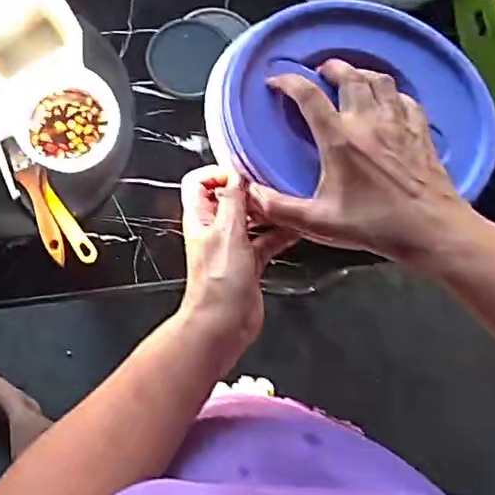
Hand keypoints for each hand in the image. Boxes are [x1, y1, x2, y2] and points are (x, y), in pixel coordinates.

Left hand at [178, 165, 298, 351]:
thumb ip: (234, 203)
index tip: (242, 171)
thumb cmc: (217, 283)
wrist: (223, 323)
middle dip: (247, 189)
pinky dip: (278, 234)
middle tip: (270, 186)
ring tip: (287, 203)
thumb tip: (237, 176)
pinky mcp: (247, 262)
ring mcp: (230, 244)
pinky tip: (296, 229)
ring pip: (248, 218)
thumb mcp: (228, 233)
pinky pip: (264, 240)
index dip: (217, 172)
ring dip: (266, 211)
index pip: (198, 182)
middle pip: (227, 198)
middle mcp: (212, 228)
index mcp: (199, 217)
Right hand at [250, 60, 494, 269]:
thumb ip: (279, 208)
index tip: (276, 83)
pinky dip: (391, 93)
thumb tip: (252, 195)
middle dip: (330, 67)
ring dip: (361, 74)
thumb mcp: (320, 222)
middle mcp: (369, 124)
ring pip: (380, 80)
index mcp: (340, 140)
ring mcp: (399, 125)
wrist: (439, 234)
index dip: (288, 81)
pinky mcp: (421, 134)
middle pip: (349, 76)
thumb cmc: (379, 226)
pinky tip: (385, 102)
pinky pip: (405, 99)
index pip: (308, 95)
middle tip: (318, 72)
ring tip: (349, 78)